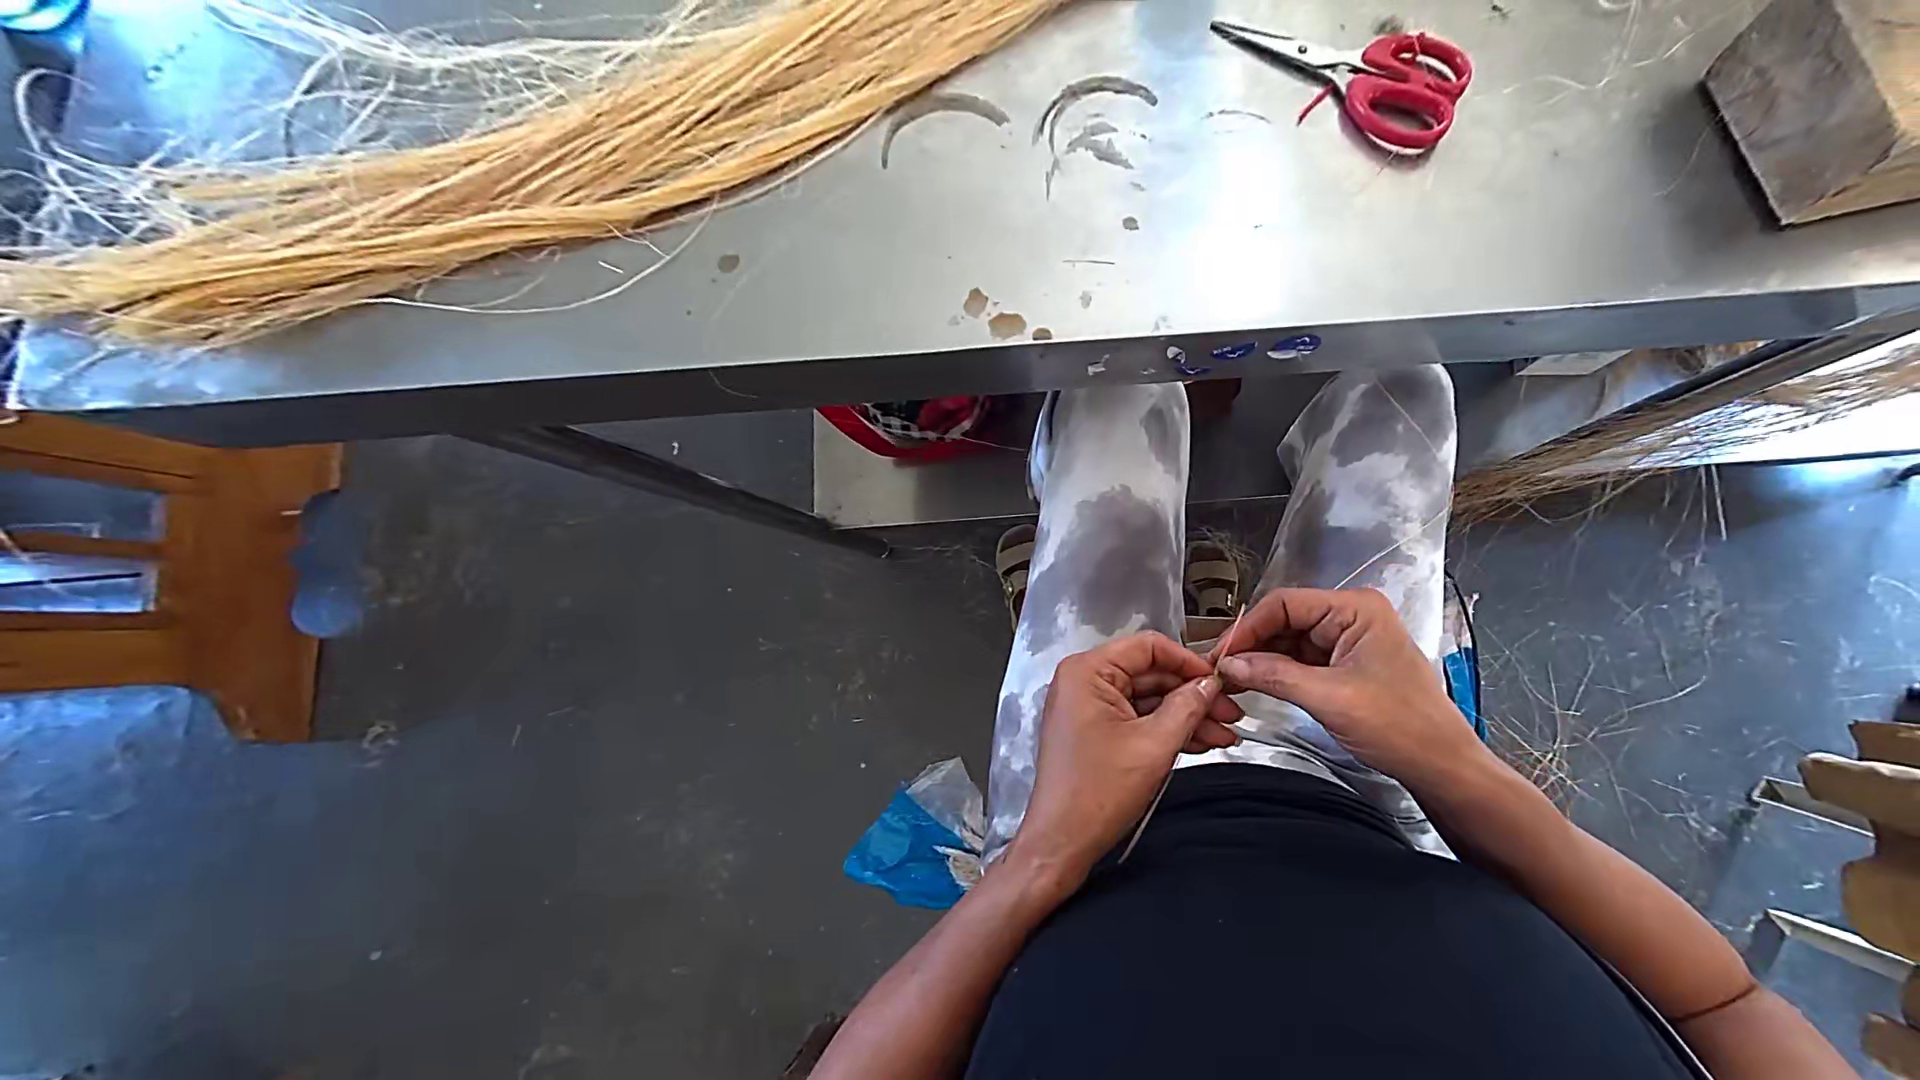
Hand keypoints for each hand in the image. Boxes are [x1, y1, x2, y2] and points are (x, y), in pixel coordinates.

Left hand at [1005, 632, 1241, 882]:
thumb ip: (1186, 707)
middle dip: (1193, 695)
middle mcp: (1083, 681)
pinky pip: (1137, 717)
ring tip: (1224, 733)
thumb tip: (1208, 684)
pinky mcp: (1094, 729)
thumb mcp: (1153, 745)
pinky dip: (1166, 729)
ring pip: (1147, 698)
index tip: (1218, 680)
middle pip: (1150, 673)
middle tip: (1230, 712)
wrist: (1063, 839)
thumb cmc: (1095, 793)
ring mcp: (1087, 705)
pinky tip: (1200, 742)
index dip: (1188, 662)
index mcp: (1087, 671)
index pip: (1147, 646)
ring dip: (1186, 715)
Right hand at [1213, 587, 1487, 788]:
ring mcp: (1346, 638)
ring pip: (1285, 640)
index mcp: (1356, 609)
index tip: (1221, 655)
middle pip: (1281, 620)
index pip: (1283, 604)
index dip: (1247, 629)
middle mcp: (1351, 616)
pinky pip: (1296, 658)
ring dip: (1258, 660)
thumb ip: (1273, 675)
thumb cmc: (1403, 728)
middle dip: (1250, 645)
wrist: (1442, 768)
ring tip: (1231, 680)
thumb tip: (1228, 665)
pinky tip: (1253, 684)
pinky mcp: (1342, 661)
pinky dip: (1273, 671)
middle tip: (1220, 670)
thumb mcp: (1329, 698)